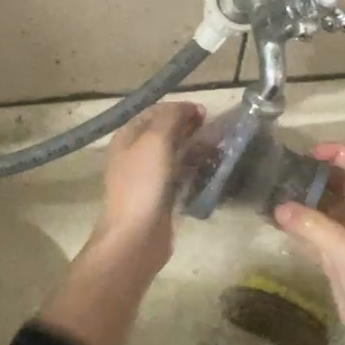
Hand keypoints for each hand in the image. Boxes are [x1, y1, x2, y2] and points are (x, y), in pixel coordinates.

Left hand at [81, 101, 203, 280]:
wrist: (136, 236)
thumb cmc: (142, 184)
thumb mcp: (155, 141)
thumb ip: (171, 118)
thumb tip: (189, 108)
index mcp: (127, 137)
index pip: (154, 112)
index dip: (178, 108)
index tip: (204, 113)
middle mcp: (135, 154)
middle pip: (164, 132)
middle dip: (188, 127)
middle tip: (212, 130)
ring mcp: (147, 176)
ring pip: (174, 154)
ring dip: (194, 148)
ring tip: (216, 148)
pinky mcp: (161, 196)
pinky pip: (179, 175)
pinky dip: (193, 168)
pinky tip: (209, 169)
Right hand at [274, 143, 344, 344]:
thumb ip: (312, 226)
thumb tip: (278, 207)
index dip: (339, 153)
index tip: (309, 153)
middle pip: (342, 186)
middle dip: (317, 176)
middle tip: (284, 171)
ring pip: (328, 211)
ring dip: (306, 201)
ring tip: (275, 192)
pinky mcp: (339, 262)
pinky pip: (318, 235)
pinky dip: (301, 227)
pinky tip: (279, 223)